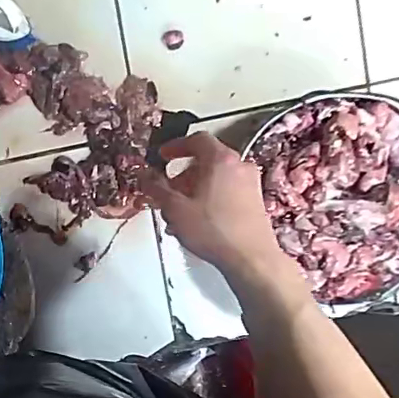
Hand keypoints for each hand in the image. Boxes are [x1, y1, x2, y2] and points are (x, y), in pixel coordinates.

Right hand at [145, 132, 303, 295]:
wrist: (251, 258)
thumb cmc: (215, 231)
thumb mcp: (175, 209)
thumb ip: (156, 188)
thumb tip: (144, 176)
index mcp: (220, 160)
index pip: (196, 139)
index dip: (175, 146)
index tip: (163, 156)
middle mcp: (239, 166)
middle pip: (205, 161)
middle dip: (182, 175)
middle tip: (167, 191)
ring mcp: (249, 184)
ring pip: (215, 178)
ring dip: (194, 190)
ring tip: (178, 213)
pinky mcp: (254, 201)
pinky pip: (226, 191)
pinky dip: (209, 198)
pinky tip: (196, 221)